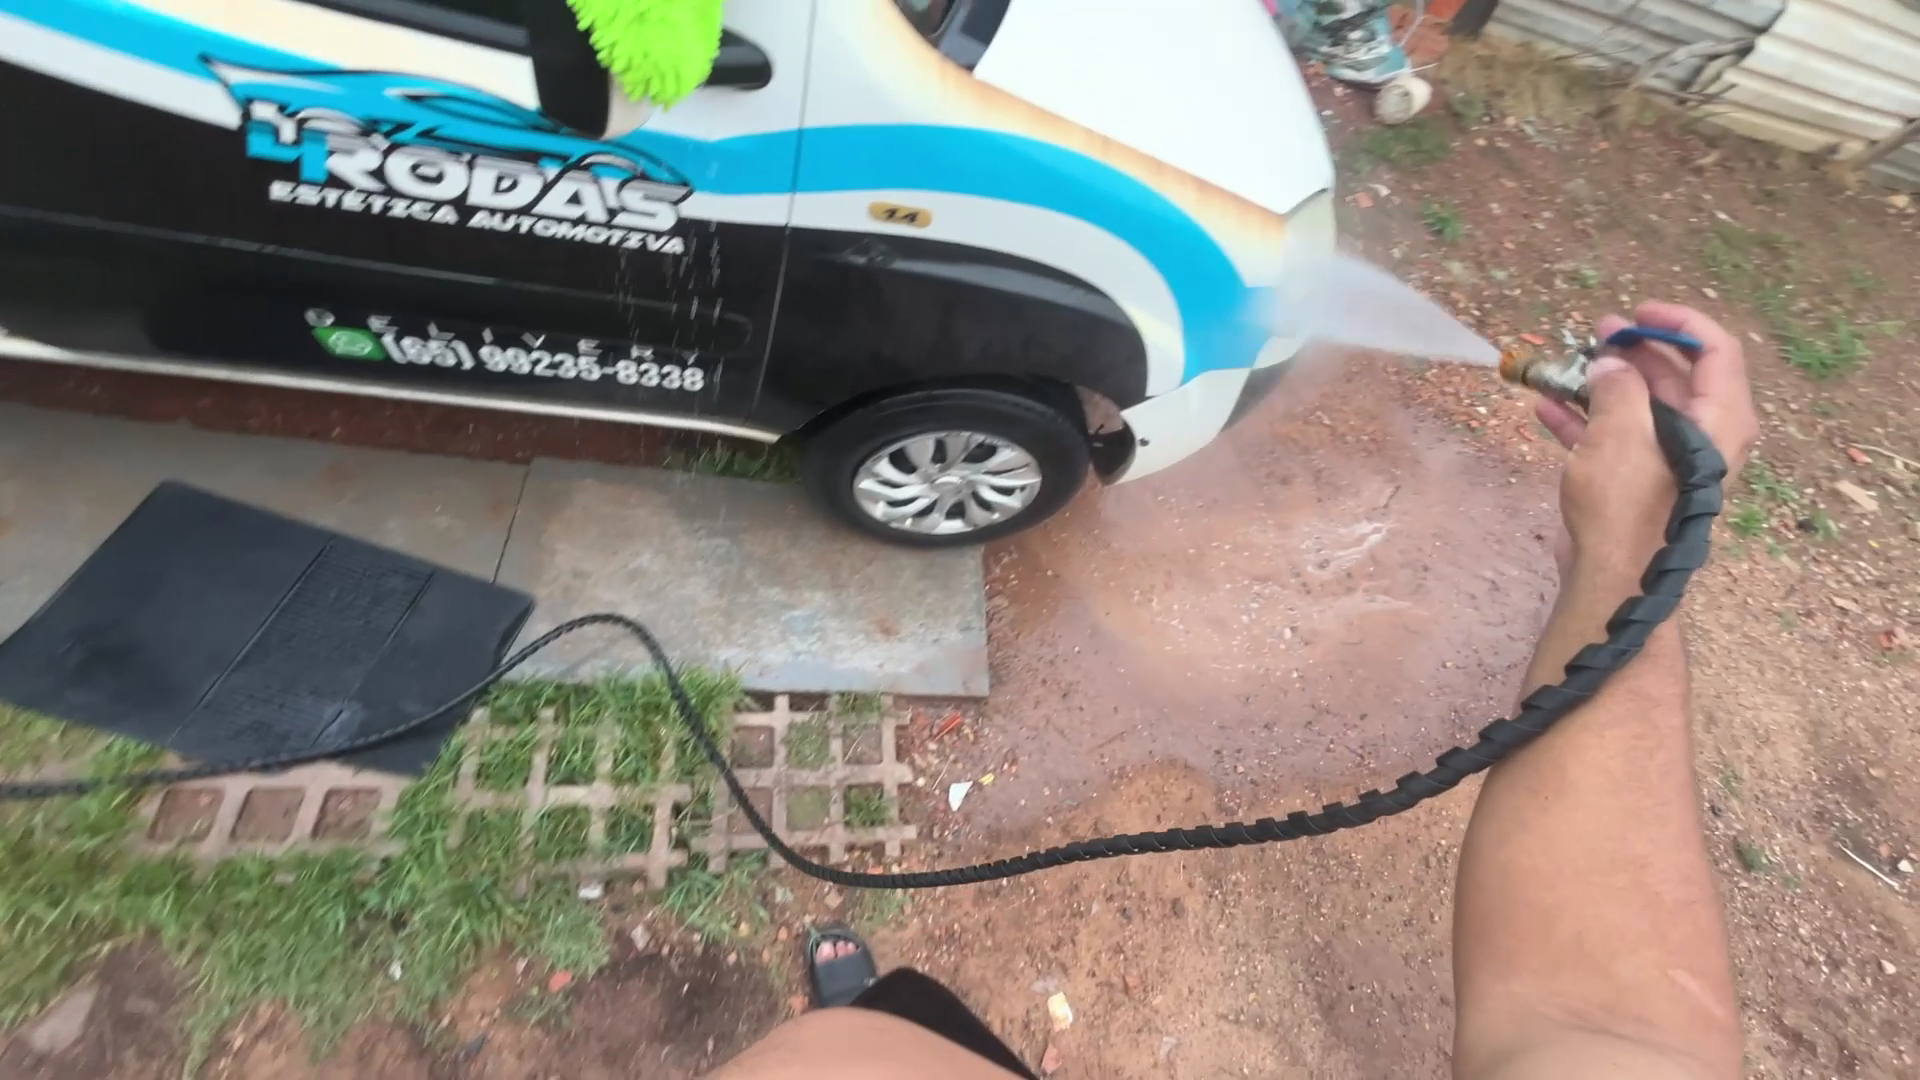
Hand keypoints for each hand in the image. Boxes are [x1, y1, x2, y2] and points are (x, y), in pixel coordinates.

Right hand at [1536, 303, 1758, 586]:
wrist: (1614, 567)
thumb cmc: (1625, 497)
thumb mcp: (1620, 433)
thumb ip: (1618, 389)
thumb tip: (1611, 363)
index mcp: (1720, 418)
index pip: (1715, 352)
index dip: (1677, 325)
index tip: (1634, 313)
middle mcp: (1700, 433)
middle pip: (1674, 378)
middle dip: (1633, 352)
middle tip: (1595, 333)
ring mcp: (1663, 457)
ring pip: (1635, 407)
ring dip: (1600, 384)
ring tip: (1565, 366)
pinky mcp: (1630, 477)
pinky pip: (1608, 436)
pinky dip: (1580, 418)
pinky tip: (1545, 406)